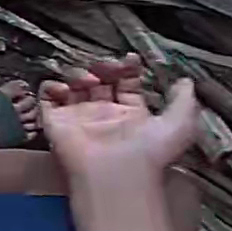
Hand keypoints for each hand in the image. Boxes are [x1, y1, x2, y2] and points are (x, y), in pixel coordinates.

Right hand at [39, 56, 198, 190]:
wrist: (114, 171)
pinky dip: (52, 86)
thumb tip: (185, 80)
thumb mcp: (179, 125)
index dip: (127, 69)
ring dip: (79, 75)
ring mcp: (76, 115)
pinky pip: (46, 96)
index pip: (124, 83)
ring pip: (72, 83)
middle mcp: (102, 112)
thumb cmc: (148, 151)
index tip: (131, 59)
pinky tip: (66, 89)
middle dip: (103, 68)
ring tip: (89, 81)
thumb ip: (184, 102)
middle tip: (107, 68)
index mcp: (130, 114)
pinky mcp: (54, 119)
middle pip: (98, 80)